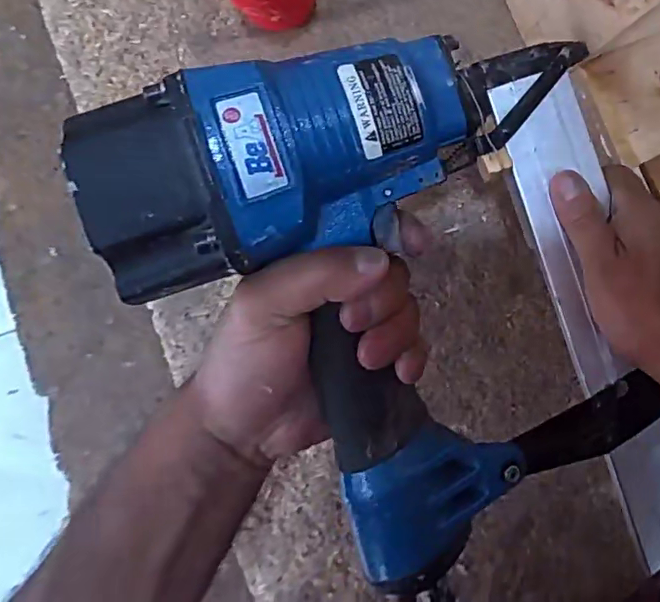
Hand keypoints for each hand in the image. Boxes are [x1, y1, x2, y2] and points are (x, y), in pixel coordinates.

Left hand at [185, 214, 432, 467]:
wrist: (242, 435)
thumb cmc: (242, 358)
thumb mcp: (263, 303)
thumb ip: (317, 273)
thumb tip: (380, 261)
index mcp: (319, 257)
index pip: (367, 224)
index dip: (396, 227)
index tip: (415, 244)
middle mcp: (348, 283)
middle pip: (395, 268)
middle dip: (384, 297)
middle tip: (351, 325)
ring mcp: (368, 321)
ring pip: (408, 306)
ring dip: (396, 331)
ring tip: (365, 360)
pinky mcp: (381, 359)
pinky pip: (416, 345)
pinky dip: (414, 355)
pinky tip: (400, 373)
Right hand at [549, 167, 659, 395]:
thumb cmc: (641, 312)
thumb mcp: (600, 267)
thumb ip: (583, 220)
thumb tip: (564, 176)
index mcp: (641, 209)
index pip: (610, 173)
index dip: (583, 182)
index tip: (559, 205)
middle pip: (620, 196)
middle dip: (591, 210)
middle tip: (564, 238)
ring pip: (630, 221)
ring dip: (606, 233)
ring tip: (581, 261)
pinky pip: (641, 242)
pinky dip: (622, 251)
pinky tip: (610, 279)